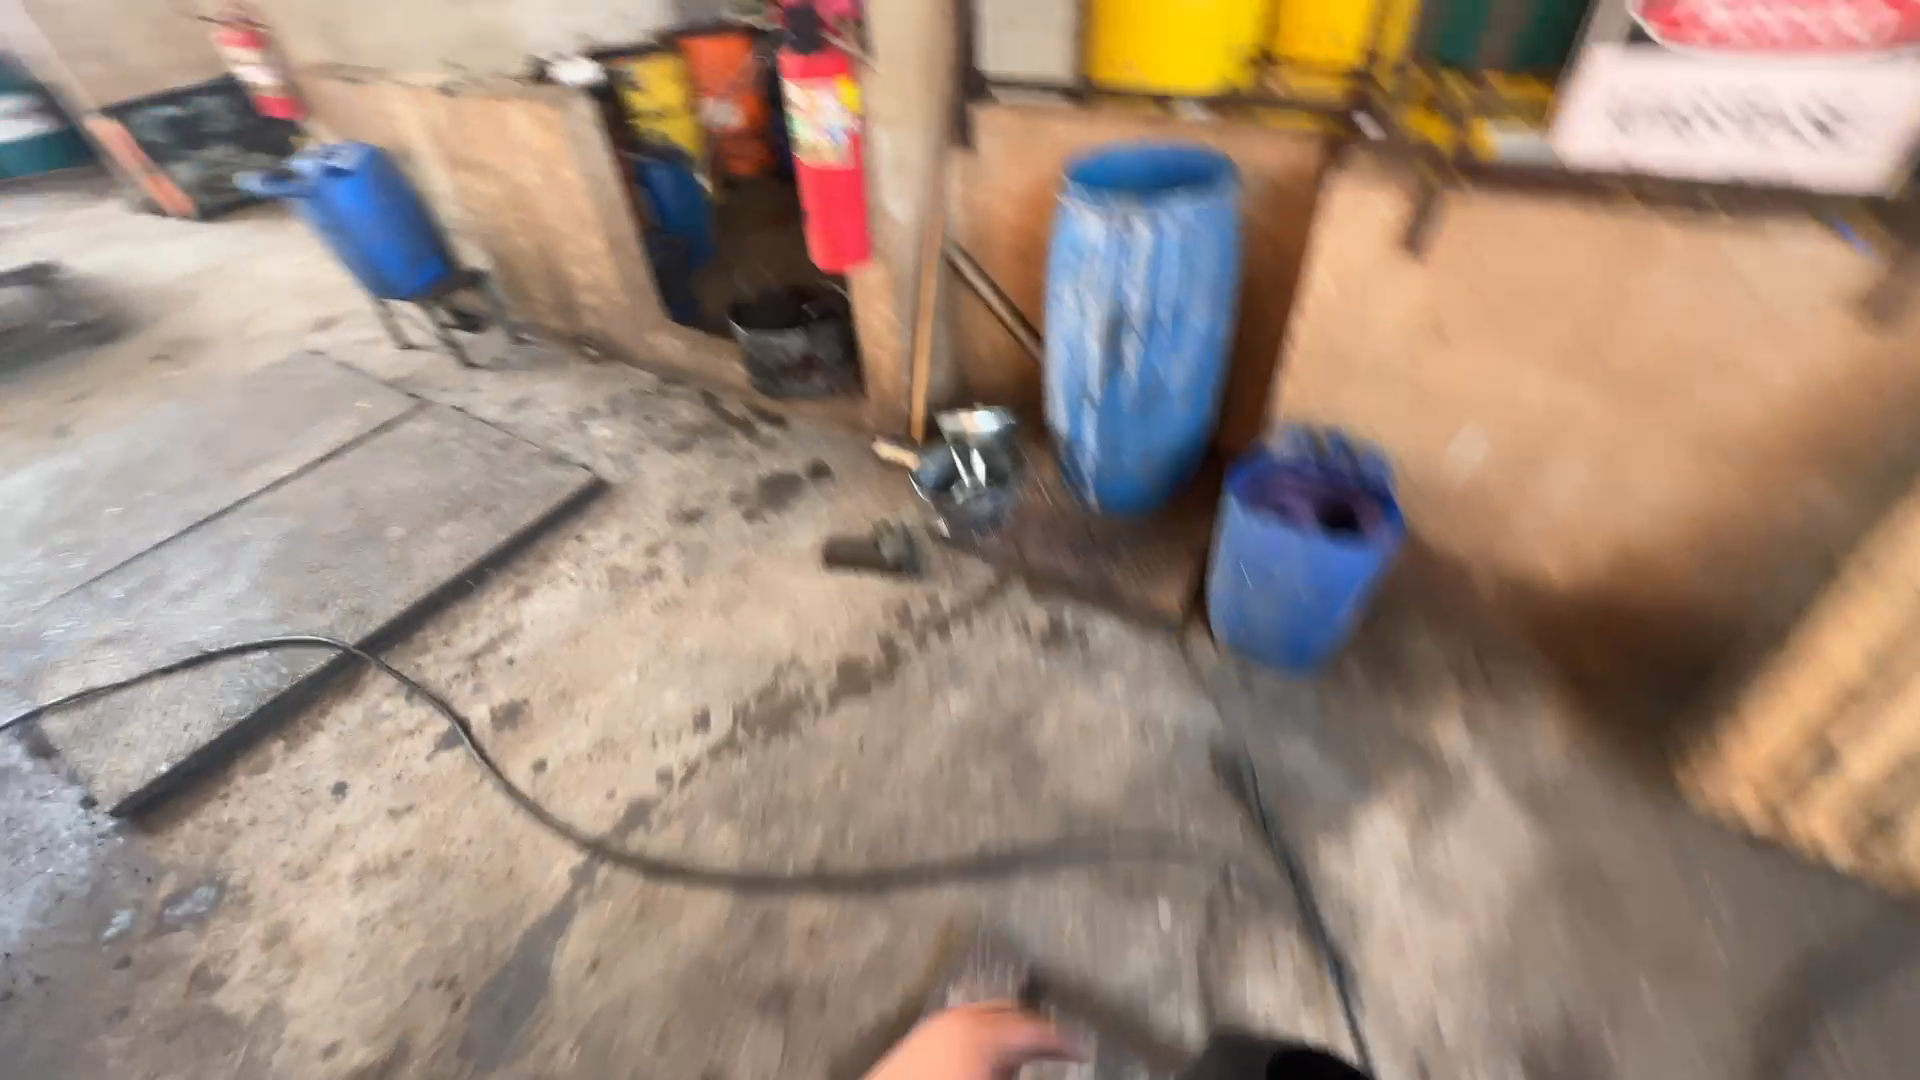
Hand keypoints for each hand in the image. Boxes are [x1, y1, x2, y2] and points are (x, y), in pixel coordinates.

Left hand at [863, 1002, 1083, 1079]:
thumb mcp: (994, 1076)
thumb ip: (1022, 1069)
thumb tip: (1056, 1056)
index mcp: (984, 1034)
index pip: (1037, 1028)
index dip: (1065, 1039)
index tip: (1084, 1048)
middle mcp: (962, 1018)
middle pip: (1011, 1013)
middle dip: (1035, 1030)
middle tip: (1058, 1049)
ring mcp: (938, 1024)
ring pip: (986, 1017)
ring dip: (1008, 1035)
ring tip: (1023, 1060)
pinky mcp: (921, 1038)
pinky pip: (964, 1028)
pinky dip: (984, 1040)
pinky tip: (986, 1065)